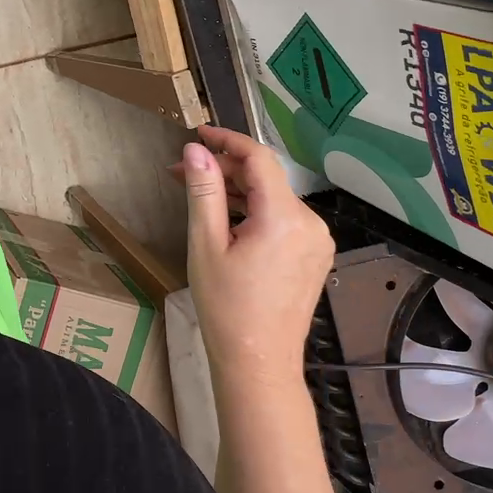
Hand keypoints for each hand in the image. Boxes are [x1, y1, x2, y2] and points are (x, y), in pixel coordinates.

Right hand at [173, 125, 333, 383]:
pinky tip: (222, 217)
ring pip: (271, 196)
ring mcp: (315, 241)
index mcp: (284, 218)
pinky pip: (280, 216)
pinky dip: (249, 208)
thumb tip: (195, 150)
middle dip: (222, 167)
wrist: (259, 359)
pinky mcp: (312, 254)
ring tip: (194, 193)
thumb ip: (203, 190)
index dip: (227, 139)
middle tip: (177, 172)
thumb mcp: (205, 243)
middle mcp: (310, 224)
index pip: (259, 159)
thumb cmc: (226, 303)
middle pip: (264, 177)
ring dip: (233, 188)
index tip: (196, 132)